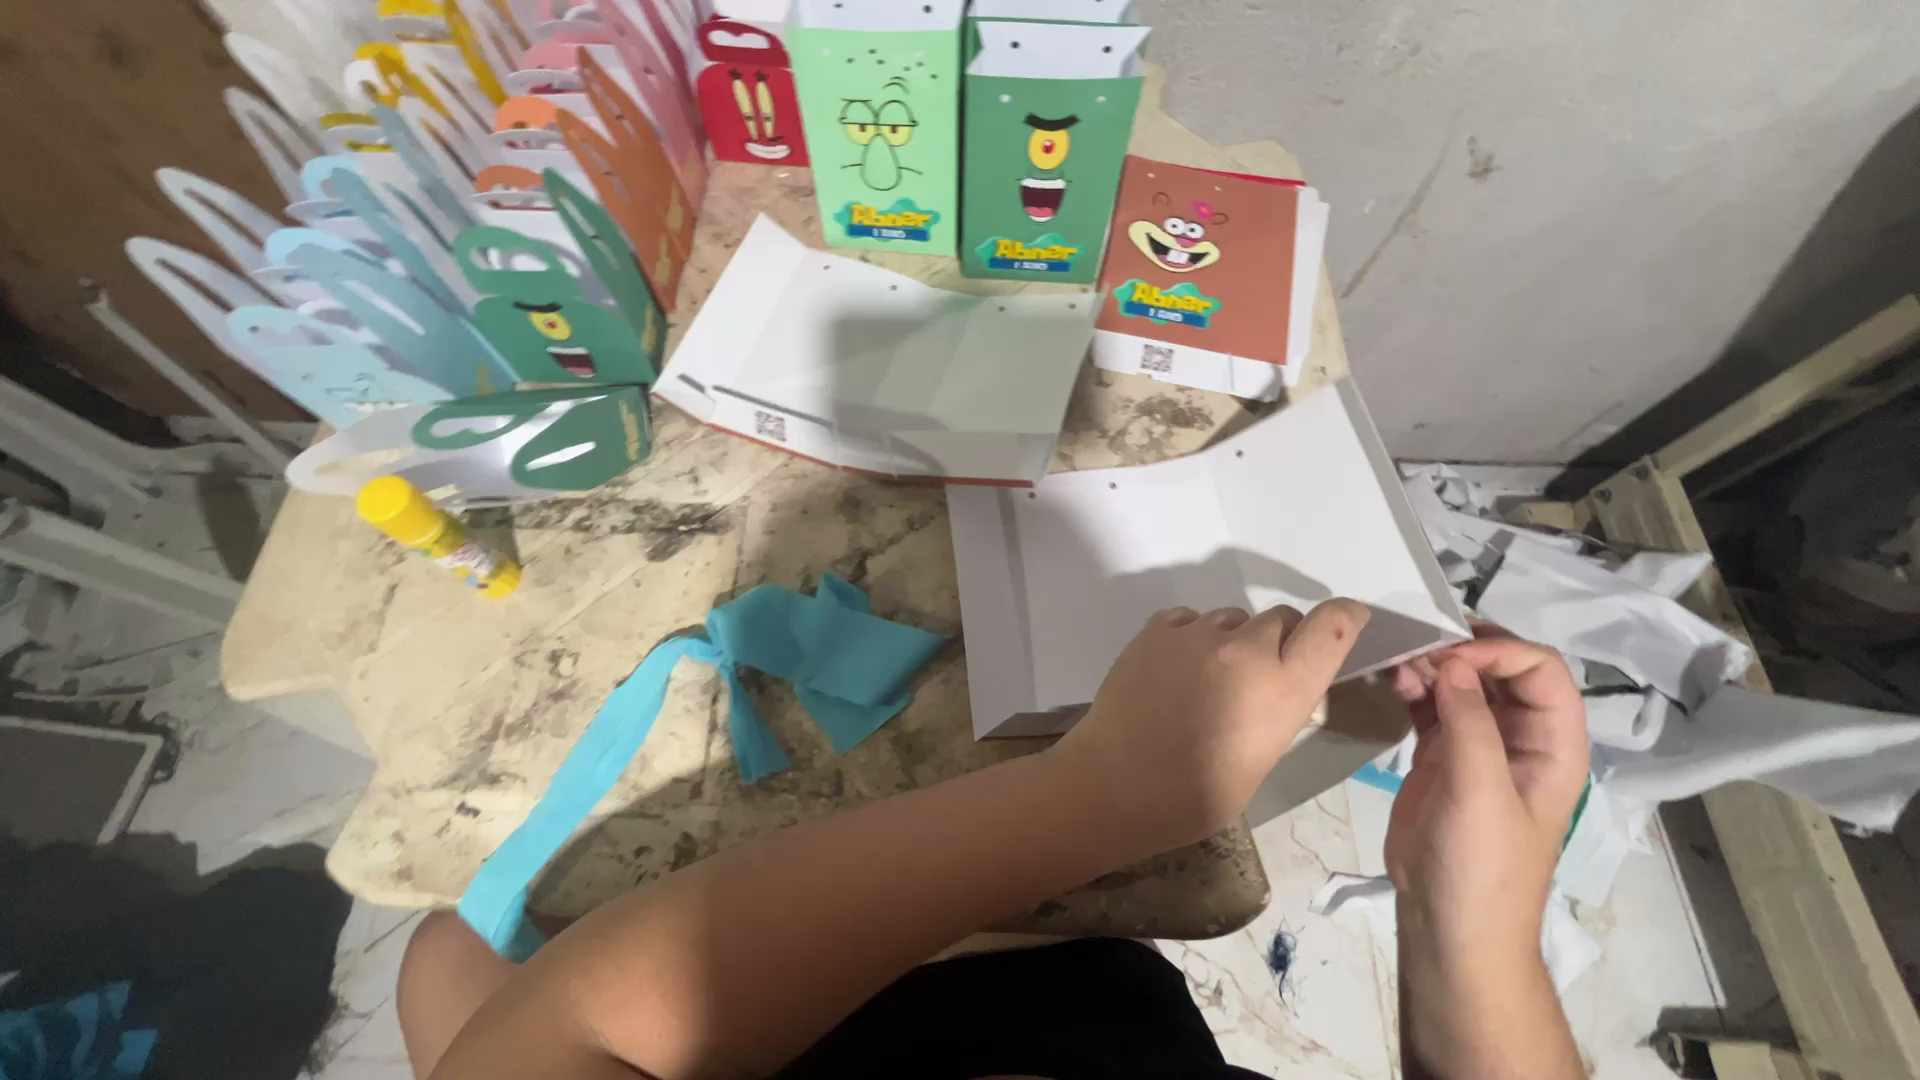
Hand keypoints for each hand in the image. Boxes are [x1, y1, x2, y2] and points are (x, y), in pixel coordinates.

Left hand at [1048, 599, 1368, 853]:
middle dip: (1279, 641)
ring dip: (1230, 640)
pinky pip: (1188, 619)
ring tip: (1205, 679)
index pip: (1332, 626)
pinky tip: (1174, 668)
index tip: (1347, 618)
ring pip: (1231, 618)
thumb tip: (1275, 686)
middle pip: (1280, 619)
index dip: (1344, 617)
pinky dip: (1190, 636)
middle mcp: (1245, 649)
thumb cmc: (1196, 794)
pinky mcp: (1154, 630)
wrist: (1117, 784)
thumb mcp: (1263, 757)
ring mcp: (1195, 634)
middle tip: (1256, 676)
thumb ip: (1278, 707)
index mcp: (1283, 687)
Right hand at [1385, 625, 1588, 962]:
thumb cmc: (1482, 864)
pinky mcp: (1439, 755)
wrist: (1449, 920)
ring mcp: (1477, 745)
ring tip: (1397, 660)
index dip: (1500, 654)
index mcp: (1552, 745)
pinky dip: (1412, 686)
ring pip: (1462, 683)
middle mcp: (1520, 737)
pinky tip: (1392, 680)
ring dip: (1432, 664)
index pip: (1541, 673)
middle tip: (1415, 645)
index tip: (1447, 657)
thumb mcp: (1482, 793)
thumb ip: (1470, 724)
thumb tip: (1449, 662)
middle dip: (1462, 650)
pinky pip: (1430, 704)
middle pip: (1501, 670)